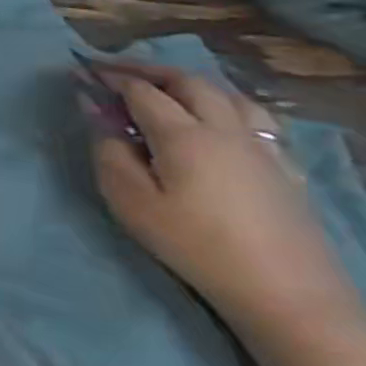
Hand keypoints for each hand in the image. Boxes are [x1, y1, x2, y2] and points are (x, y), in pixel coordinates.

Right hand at [90, 63, 361, 332]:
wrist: (287, 296)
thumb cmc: (194, 244)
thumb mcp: (129, 199)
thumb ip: (108, 148)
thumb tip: (96, 109)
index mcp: (185, 135)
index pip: (140, 90)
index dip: (107, 77)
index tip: (78, 71)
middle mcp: (227, 131)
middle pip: (188, 82)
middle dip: (147, 70)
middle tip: (114, 72)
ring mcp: (264, 149)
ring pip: (229, 95)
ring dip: (190, 84)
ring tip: (164, 90)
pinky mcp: (285, 169)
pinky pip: (257, 120)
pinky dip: (226, 106)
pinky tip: (215, 122)